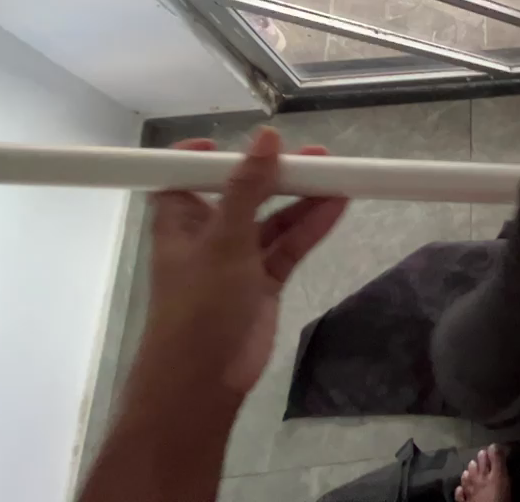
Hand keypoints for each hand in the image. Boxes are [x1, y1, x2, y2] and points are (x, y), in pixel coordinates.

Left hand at [139, 128, 347, 395]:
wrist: (202, 383)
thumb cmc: (198, 305)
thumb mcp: (224, 239)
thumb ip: (249, 187)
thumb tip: (267, 136)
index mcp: (181, 222)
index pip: (185, 177)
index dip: (206, 157)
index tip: (241, 140)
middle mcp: (209, 235)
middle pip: (244, 192)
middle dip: (276, 173)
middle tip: (314, 155)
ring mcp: (240, 258)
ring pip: (274, 218)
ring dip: (302, 198)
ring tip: (337, 175)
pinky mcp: (265, 280)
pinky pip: (291, 244)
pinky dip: (313, 225)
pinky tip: (338, 205)